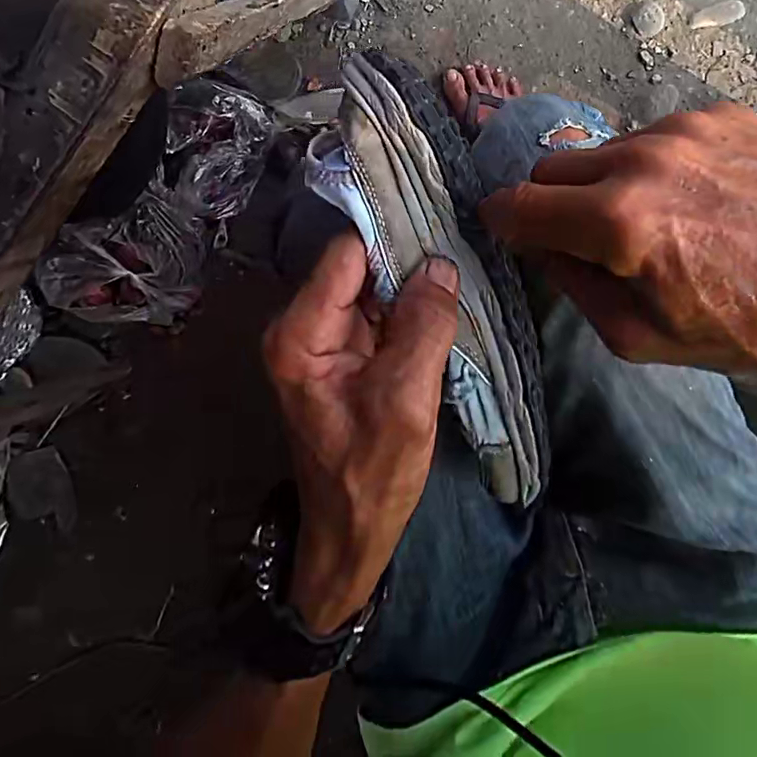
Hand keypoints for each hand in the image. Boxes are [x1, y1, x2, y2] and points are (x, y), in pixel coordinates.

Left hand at [262, 233, 459, 634]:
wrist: (351, 532)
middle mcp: (302, 327)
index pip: (345, 256)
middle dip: (405, 261)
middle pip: (358, 268)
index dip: (389, 238)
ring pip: (373, 288)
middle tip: (457, 251)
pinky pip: (379, 312)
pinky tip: (441, 305)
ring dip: (411, 285)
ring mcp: (323, 339)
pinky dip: (409, 309)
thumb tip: (441, 266)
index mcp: (299, 334)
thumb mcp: (404, 401)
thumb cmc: (371, 476)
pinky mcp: (345, 352)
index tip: (437, 224)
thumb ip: (423, 328)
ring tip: (456, 277)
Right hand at [478, 103, 756, 393]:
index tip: (503, 229)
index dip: (500, 220)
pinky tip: (698, 197)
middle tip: (582, 237)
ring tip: (654, 219)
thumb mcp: (642, 338)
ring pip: (602, 149)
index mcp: (618, 223)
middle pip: (551, 167)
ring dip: (603, 183)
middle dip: (551, 203)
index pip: (518, 205)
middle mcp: (642, 159)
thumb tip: (543, 248)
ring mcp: (684, 129)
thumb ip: (575, 286)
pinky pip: (655, 136)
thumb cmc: (756, 331)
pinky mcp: (721, 114)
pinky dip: (654, 166)